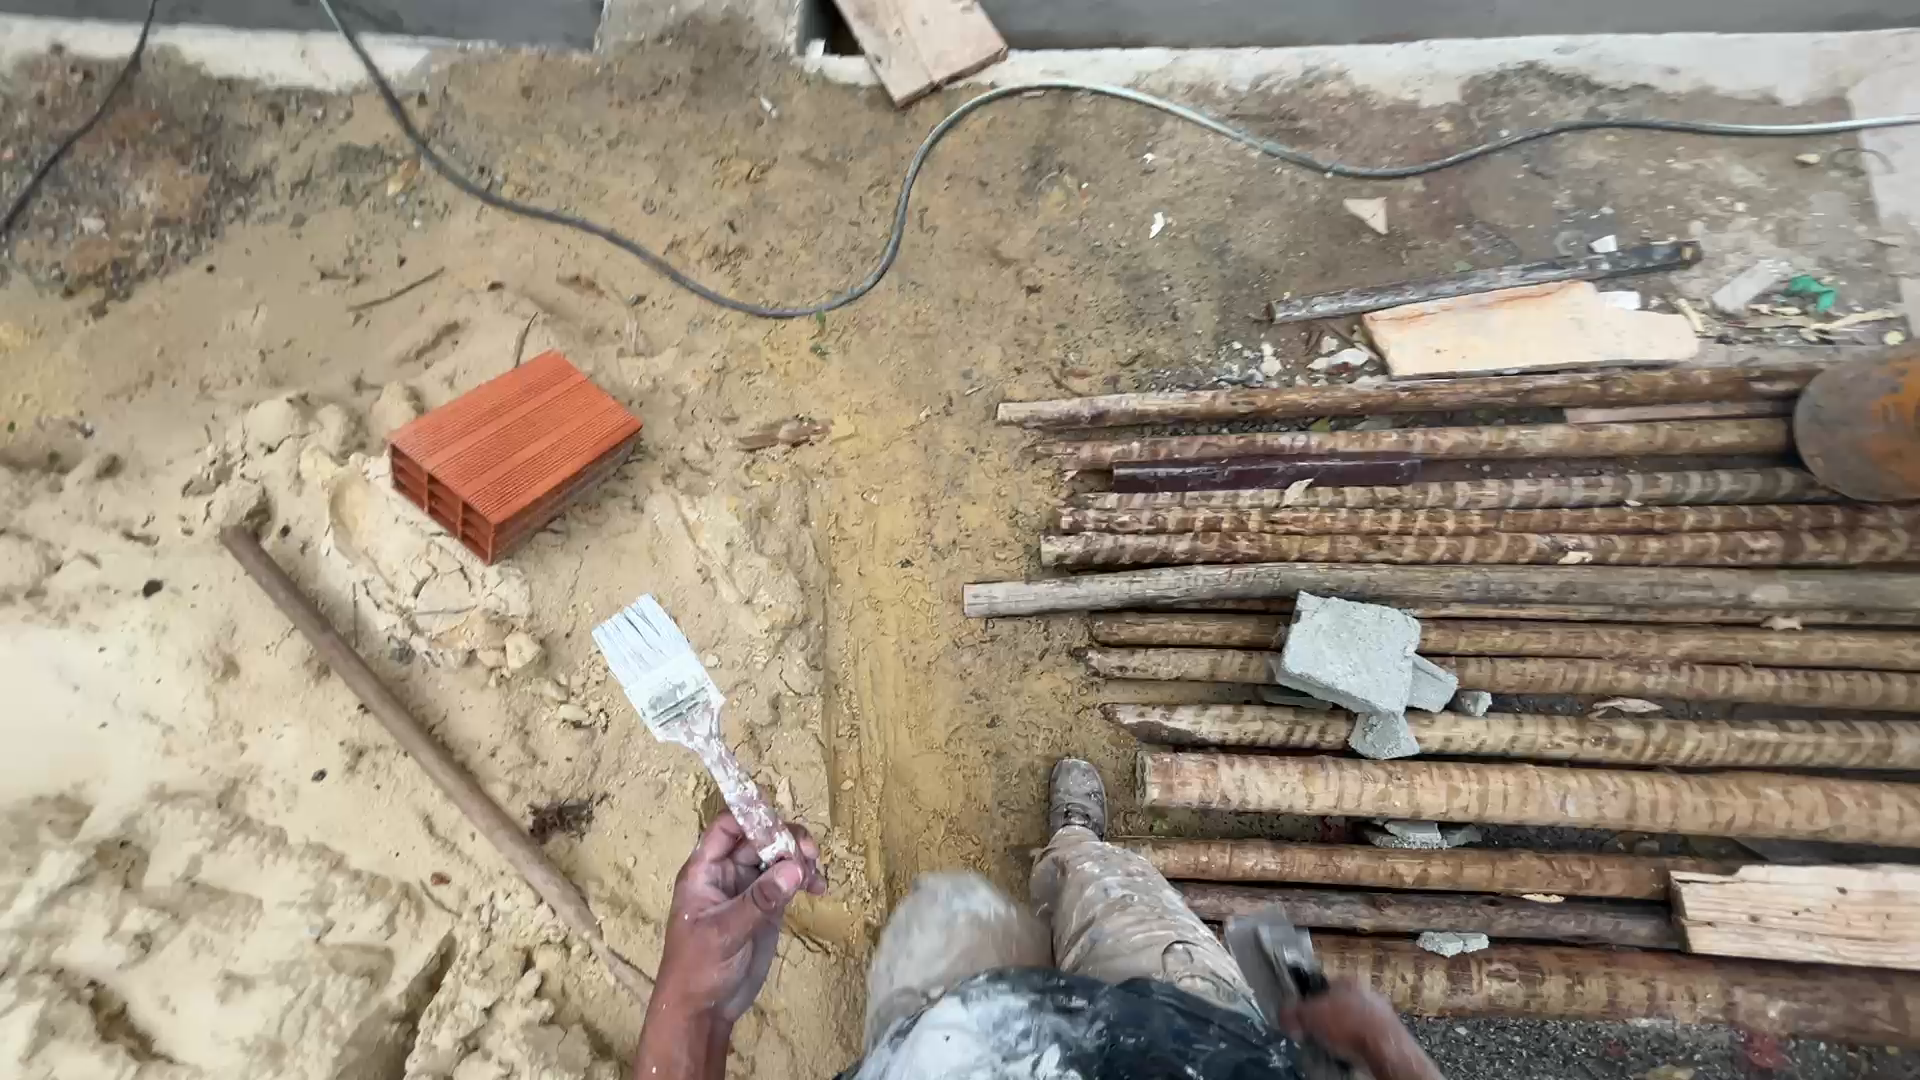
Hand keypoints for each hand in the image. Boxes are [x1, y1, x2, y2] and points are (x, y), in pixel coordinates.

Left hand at [654, 812, 827, 1024]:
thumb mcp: (724, 932)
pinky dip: (806, 878)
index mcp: (705, 870)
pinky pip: (790, 878)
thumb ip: (759, 899)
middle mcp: (728, 871)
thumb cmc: (698, 969)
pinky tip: (819, 888)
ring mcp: (750, 886)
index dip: (750, 815)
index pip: (726, 827)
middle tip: (809, 853)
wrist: (705, 1013)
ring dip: (800, 857)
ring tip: (815, 872)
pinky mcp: (768, 903)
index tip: (779, 819)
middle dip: (786, 839)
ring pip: (779, 855)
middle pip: (760, 837)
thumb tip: (795, 867)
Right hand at [1275, 981, 1441, 1079]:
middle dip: (1329, 1019)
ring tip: (1333, 1049)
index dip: (1311, 1002)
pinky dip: (1359, 1047)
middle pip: (1339, 1004)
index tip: (1305, 1019)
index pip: (1323, 986)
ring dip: (1344, 1035)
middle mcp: (1366, 991)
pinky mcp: (1392, 1035)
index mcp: (1346, 979)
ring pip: (1355, 1023)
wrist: (1385, 1049)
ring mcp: (1382, 1013)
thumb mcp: (1308, 1016)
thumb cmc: (1345, 1024)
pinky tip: (1351, 1056)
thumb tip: (1282, 1018)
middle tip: (1317, 1035)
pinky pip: (1368, 1039)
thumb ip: (1292, 1013)